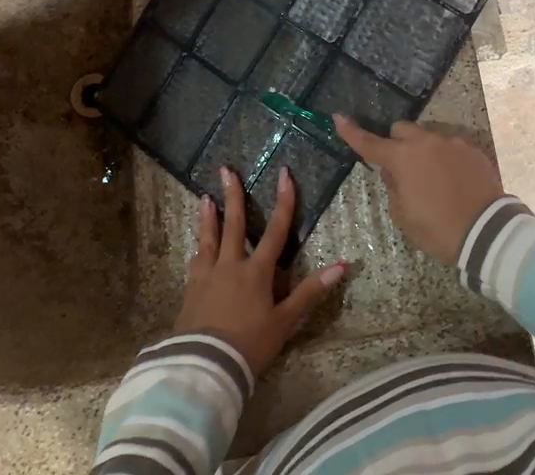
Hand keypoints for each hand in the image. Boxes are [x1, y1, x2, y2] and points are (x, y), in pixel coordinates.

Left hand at [174, 166, 346, 374]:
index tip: (284, 173)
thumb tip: (343, 264)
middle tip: (226, 169)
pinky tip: (197, 247)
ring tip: (205, 197)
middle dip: (233, 195)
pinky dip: (199, 250)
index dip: (284, 201)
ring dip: (209, 217)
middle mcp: (231, 265)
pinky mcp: (191, 290)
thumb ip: (310, 292)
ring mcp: (207, 276)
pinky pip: (196, 262)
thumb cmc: (250, 344)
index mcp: (257, 271)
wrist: (204, 364)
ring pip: (209, 239)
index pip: (275, 229)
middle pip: (234, 224)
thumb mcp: (285, 321)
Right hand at [335, 116, 504, 266]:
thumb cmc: (437, 229)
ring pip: (429, 138)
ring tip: (434, 180)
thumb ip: (393, 187)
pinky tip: (454, 182)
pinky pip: (451, 148)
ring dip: (424, 152)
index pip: (369, 142)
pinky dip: (446, 160)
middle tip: (401, 167)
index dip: (351, 132)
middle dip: (396, 143)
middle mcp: (426, 142)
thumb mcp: (403, 215)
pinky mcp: (472, 150)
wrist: (486, 232)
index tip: (338, 118)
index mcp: (402, 158)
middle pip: (402, 129)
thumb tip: (393, 171)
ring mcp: (452, 143)